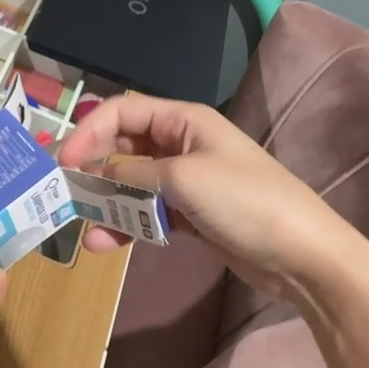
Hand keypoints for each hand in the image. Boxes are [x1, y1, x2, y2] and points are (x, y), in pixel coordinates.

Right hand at [56, 93, 361, 297]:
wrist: (305, 256)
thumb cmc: (245, 201)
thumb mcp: (184, 179)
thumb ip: (134, 172)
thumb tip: (98, 171)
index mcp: (183, 120)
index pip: (123, 111)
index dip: (89, 130)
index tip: (64, 161)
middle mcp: (181, 143)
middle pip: (123, 145)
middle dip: (93, 166)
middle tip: (63, 190)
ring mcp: (185, 181)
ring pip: (131, 182)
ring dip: (105, 201)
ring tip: (82, 226)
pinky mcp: (190, 215)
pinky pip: (147, 212)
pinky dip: (126, 224)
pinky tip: (105, 243)